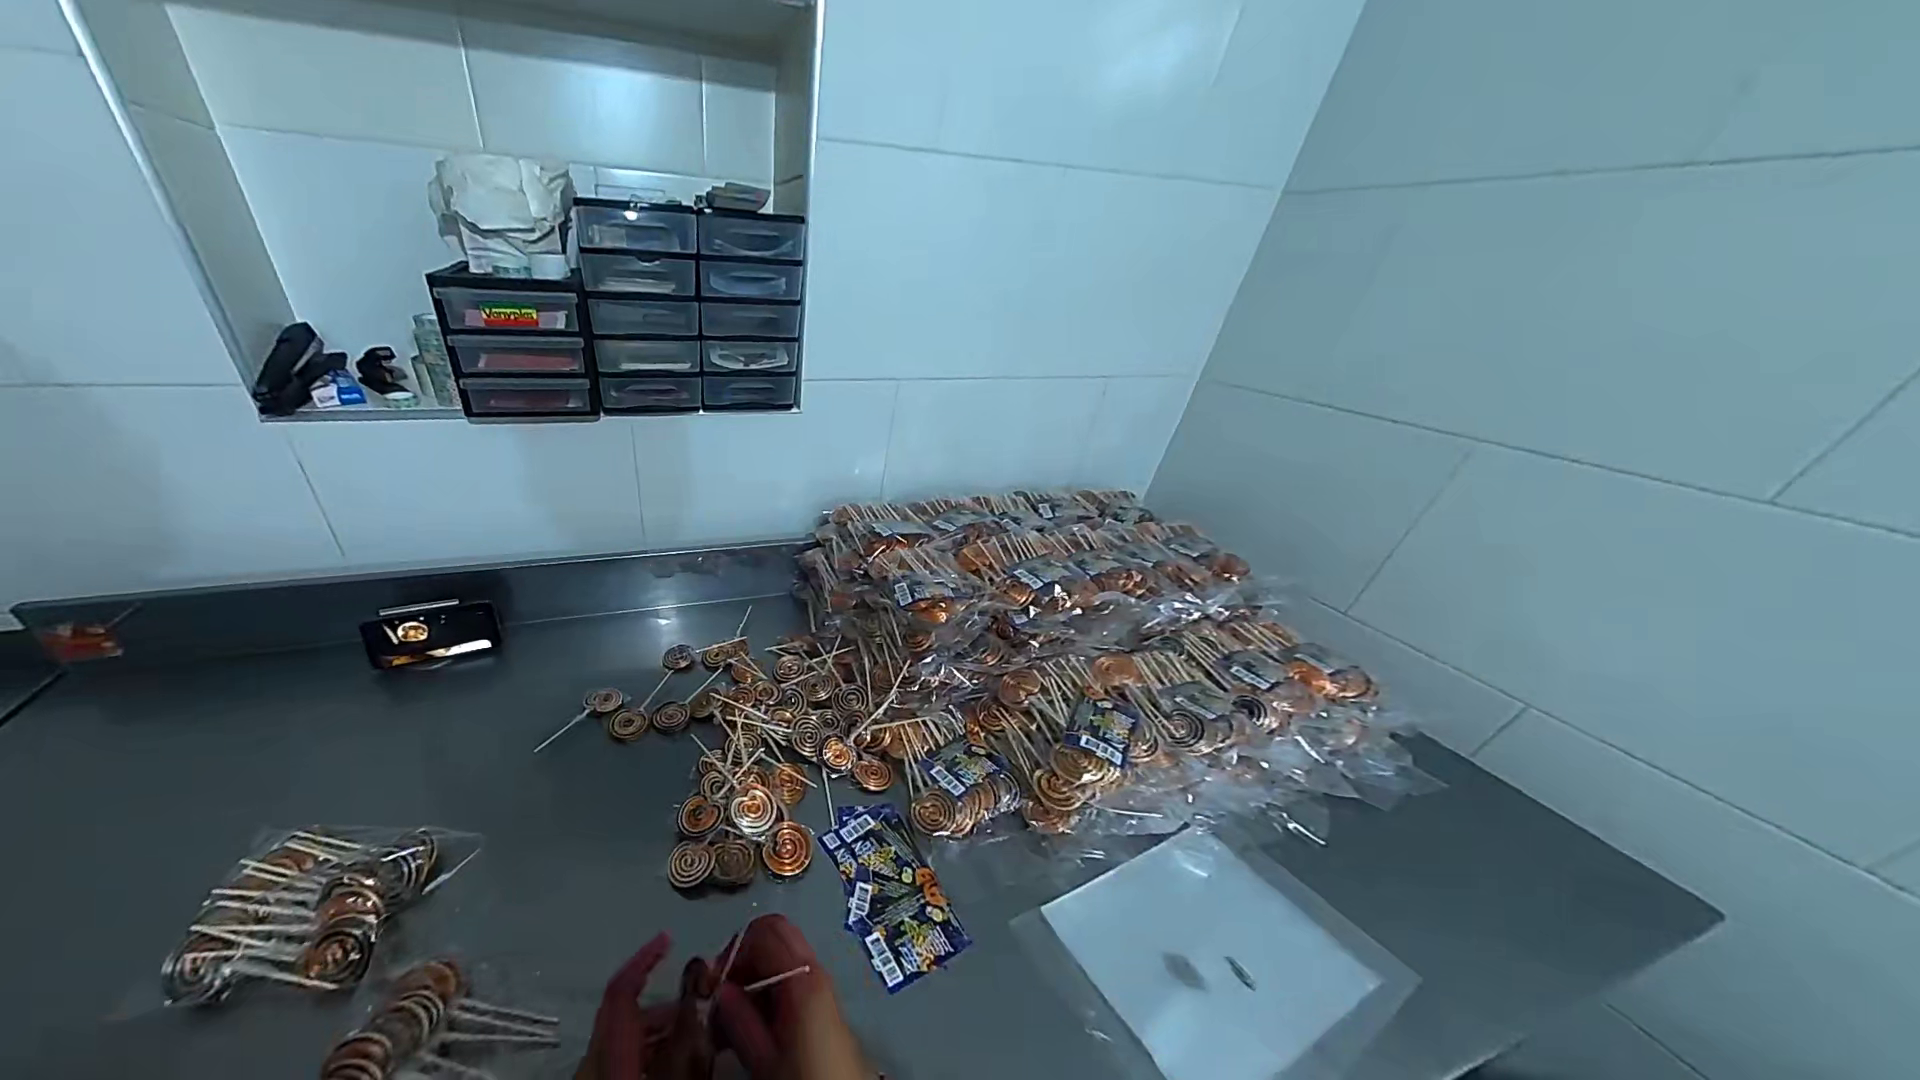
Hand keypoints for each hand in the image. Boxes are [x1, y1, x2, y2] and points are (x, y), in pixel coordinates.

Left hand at [574, 934, 714, 1079]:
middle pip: (624, 1013)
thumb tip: (702, 973)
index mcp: (608, 1051)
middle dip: (665, 1002)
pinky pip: (621, 1055)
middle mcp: (590, 1061)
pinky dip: (649, 1046)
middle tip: (700, 1002)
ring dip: (660, 1026)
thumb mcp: (679, 1070)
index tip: (668, 938)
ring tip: (696, 1033)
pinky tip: (675, 1057)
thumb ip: (690, 1023)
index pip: (619, 990)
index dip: (643, 958)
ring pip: (625, 1036)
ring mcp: (590, 1077)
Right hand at [710, 915, 868, 1079]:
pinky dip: (765, 982)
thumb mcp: (765, 1058)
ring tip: (731, 1012)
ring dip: (752, 971)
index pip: (765, 931)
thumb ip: (741, 1021)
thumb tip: (718, 989)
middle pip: (773, 933)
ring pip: (779, 951)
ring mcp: (818, 977)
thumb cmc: (804, 1077)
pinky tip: (751, 1018)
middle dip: (742, 956)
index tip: (716, 983)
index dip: (735, 950)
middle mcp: (813, 966)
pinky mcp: (818, 992)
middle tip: (722, 994)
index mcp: (801, 976)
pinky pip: (787, 970)